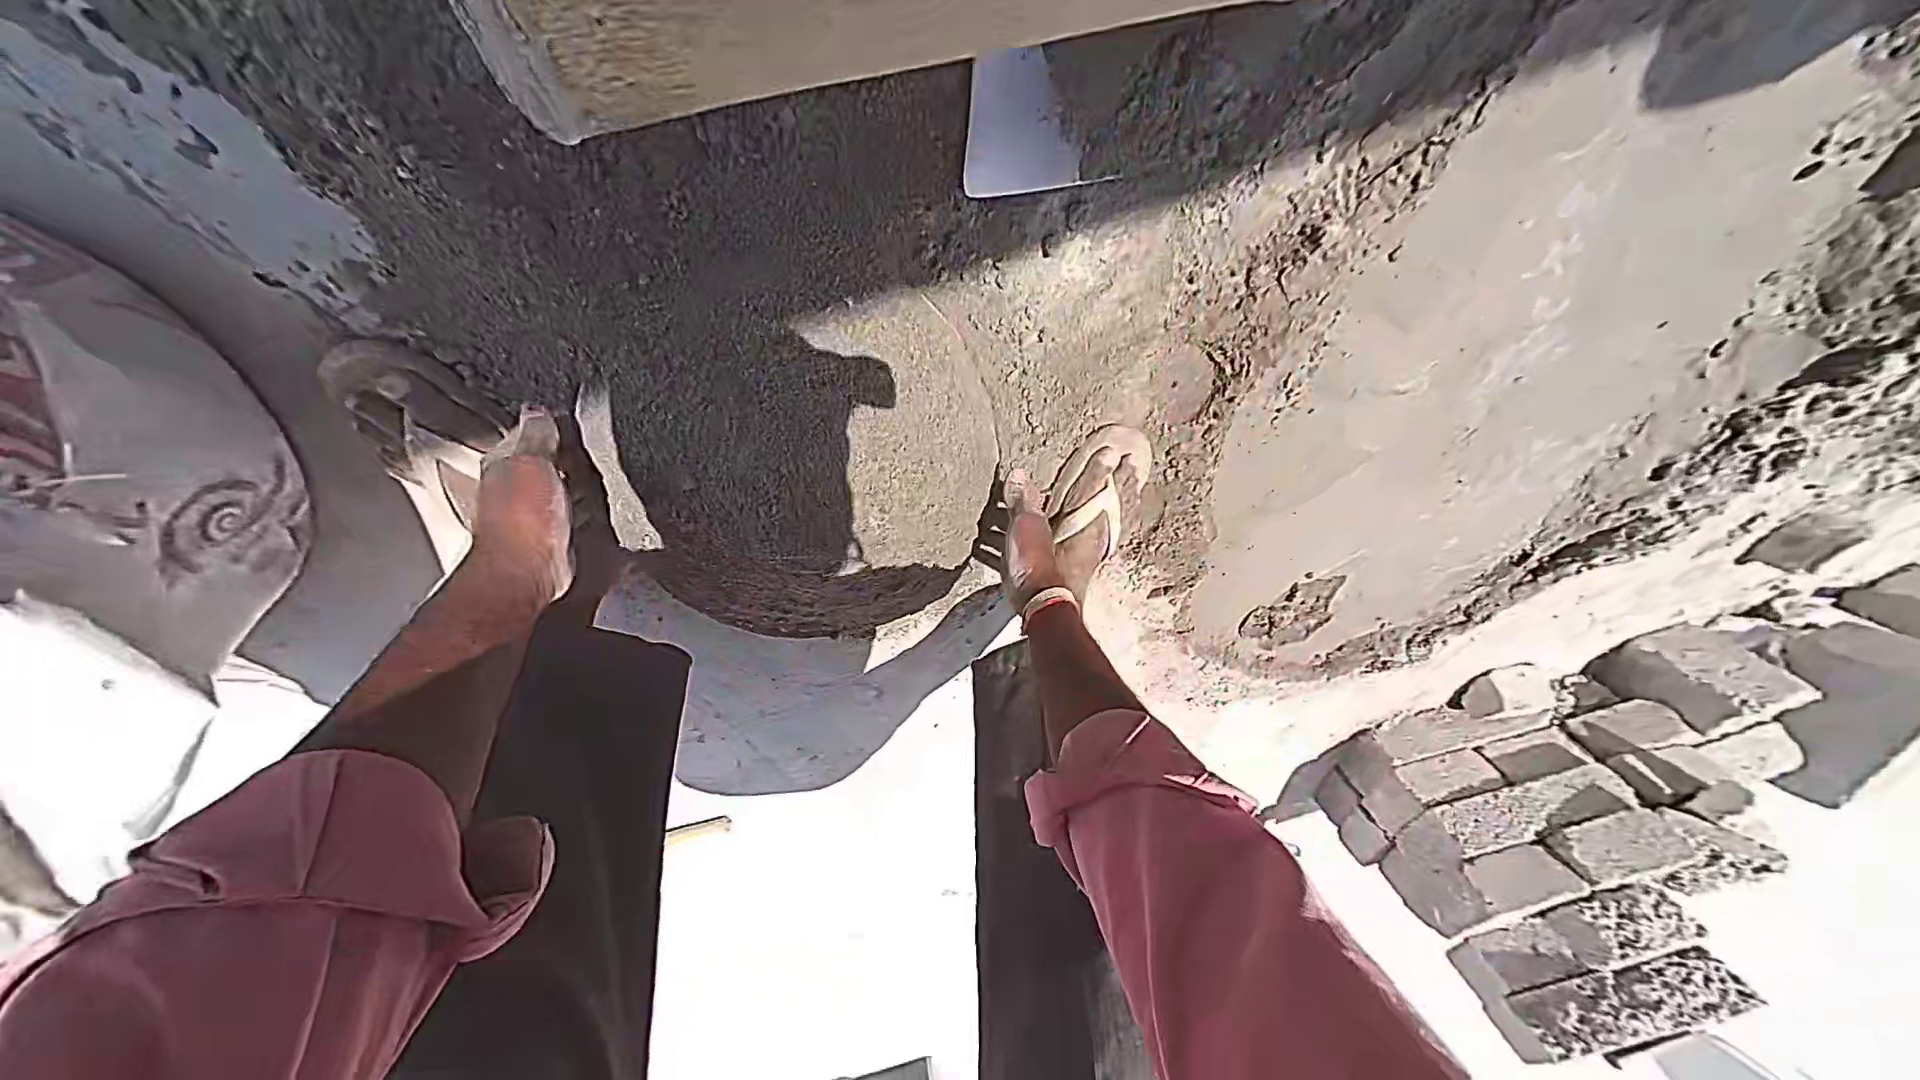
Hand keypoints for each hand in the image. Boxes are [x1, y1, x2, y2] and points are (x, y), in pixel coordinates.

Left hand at [469, 406, 572, 603]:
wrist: (530, 569)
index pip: (527, 434)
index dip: (549, 427)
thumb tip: (538, 411)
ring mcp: (534, 512)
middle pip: (546, 461)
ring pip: (561, 486)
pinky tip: (593, 505)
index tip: (568, 422)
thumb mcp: (531, 462)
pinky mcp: (555, 533)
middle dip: (566, 456)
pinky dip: (586, 506)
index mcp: (502, 463)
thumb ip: (537, 435)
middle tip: (583, 450)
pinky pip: (575, 511)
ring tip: (591, 476)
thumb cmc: (521, 521)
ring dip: (577, 482)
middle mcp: (514, 487)